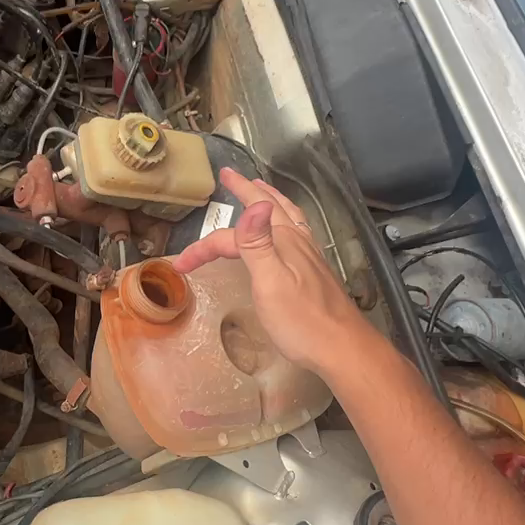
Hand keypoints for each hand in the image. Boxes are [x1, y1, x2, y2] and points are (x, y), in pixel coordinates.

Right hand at [171, 168, 383, 379]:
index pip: (232, 236)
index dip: (204, 247)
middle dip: (246, 190)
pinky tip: (288, 229)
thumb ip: (258, 243)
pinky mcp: (315, 269)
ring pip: (287, 216)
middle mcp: (296, 241)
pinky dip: (285, 218)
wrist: (343, 349)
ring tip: (259, 188)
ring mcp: (309, 254)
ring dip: (269, 199)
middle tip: (228, 175)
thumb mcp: (271, 282)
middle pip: (268, 208)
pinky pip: (297, 230)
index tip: (181, 264)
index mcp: (281, 242)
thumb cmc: (302, 321)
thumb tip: (253, 203)